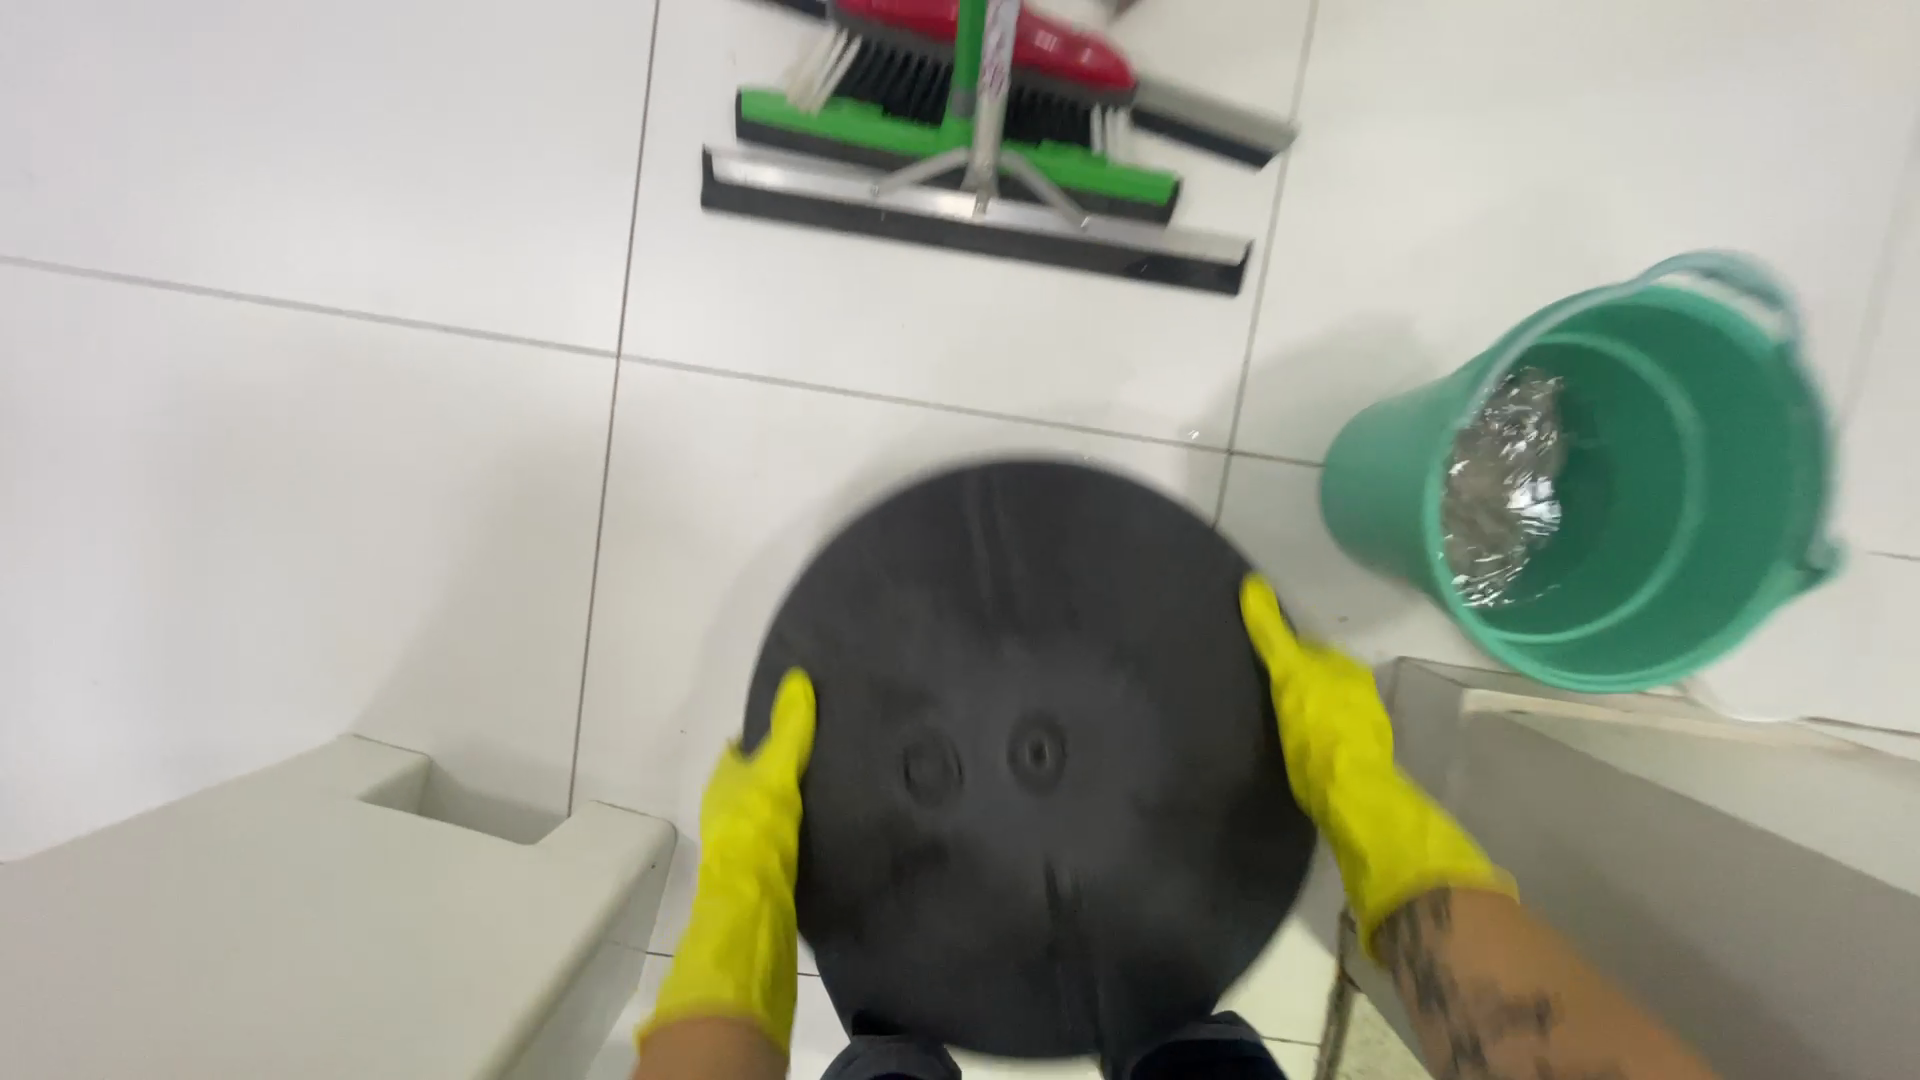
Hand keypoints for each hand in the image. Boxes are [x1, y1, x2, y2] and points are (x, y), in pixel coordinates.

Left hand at [640, 669, 815, 1054]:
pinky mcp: (764, 873)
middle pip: (756, 779)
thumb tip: (798, 676)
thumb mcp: (777, 770)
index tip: (798, 719)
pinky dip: (802, 827)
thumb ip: (790, 728)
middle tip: (826, 747)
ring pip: (770, 809)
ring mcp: (743, 846)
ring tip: (836, 780)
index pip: (742, 747)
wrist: (753, 914)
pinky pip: (785, 837)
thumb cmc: (757, 831)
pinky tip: (830, 823)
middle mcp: (726, 811)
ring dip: (793, 798)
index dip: (765, 731)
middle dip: (782, 765)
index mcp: (723, 782)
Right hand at [1240, 575, 1514, 953]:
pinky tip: (1301, 747)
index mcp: (1344, 667)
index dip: (1285, 655)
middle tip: (1266, 690)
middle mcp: (1360, 690)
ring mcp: (1365, 726)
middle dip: (1300, 681)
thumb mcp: (1287, 673)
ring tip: (1279, 719)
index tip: (1262, 663)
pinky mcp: (1360, 759)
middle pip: (1321, 677)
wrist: (1349, 791)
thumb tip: (1252, 581)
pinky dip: (1318, 735)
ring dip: (1310, 708)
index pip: (1309, 650)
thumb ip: (1270, 631)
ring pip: (1329, 706)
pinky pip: (1333, 735)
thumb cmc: (1315, 727)